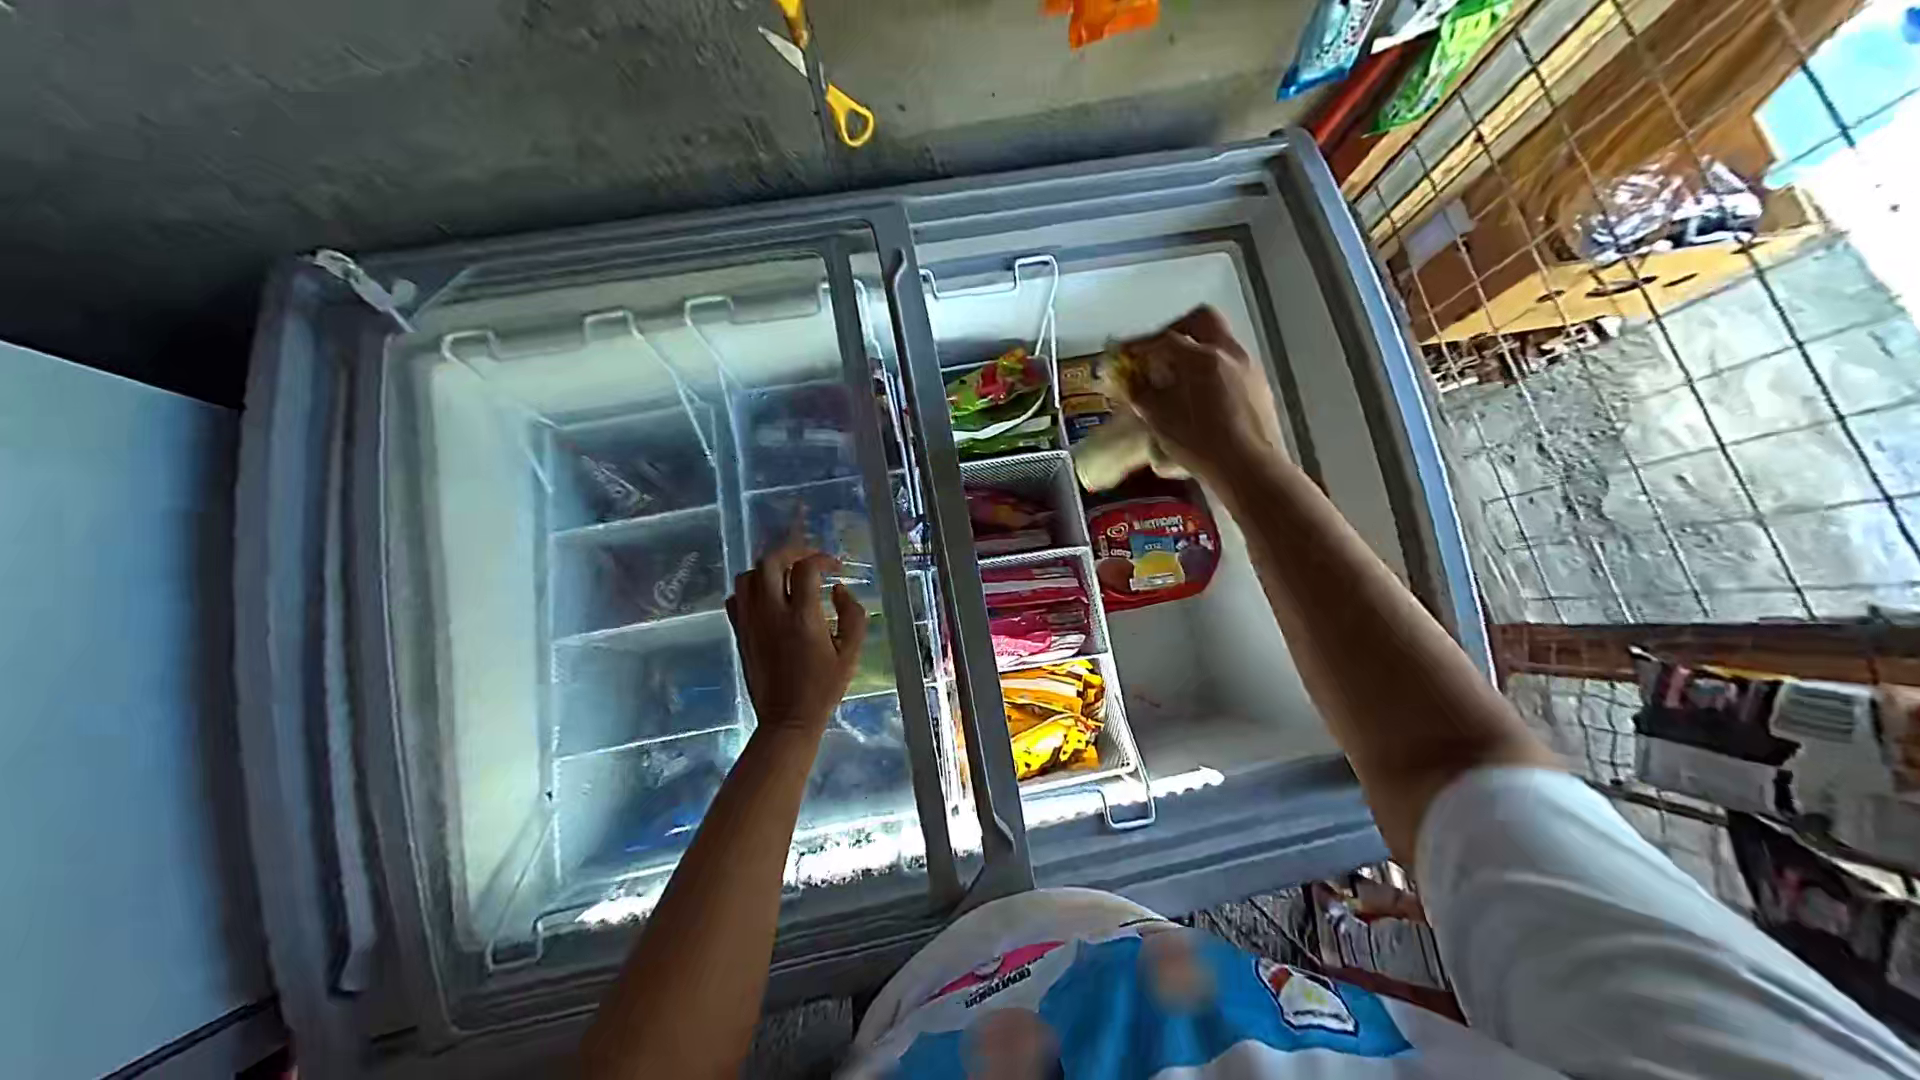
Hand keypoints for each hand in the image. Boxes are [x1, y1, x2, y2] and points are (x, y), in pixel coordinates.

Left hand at [726, 544, 869, 734]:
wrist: (787, 719)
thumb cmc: (823, 688)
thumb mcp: (850, 653)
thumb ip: (853, 615)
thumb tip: (840, 590)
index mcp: (802, 618)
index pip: (806, 569)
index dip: (822, 559)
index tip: (835, 568)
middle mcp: (771, 613)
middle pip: (770, 562)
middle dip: (791, 553)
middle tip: (808, 561)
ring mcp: (751, 622)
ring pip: (749, 576)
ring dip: (769, 569)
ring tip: (787, 576)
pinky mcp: (740, 632)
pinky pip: (736, 598)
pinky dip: (751, 589)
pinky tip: (767, 598)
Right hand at [1113, 305, 1286, 480]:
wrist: (1249, 469)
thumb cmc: (1202, 445)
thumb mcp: (1160, 420)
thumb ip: (1141, 394)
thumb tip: (1129, 381)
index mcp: (1201, 359)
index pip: (1164, 339)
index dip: (1140, 344)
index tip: (1124, 352)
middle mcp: (1228, 354)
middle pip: (1201, 319)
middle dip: (1176, 329)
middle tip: (1158, 350)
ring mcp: (1248, 367)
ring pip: (1219, 340)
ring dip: (1196, 349)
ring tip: (1178, 376)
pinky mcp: (1259, 385)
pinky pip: (1231, 362)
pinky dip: (1211, 367)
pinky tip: (1201, 394)